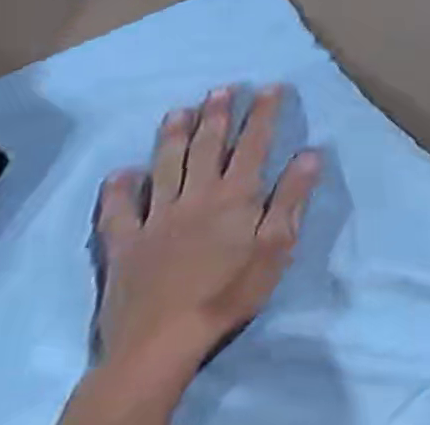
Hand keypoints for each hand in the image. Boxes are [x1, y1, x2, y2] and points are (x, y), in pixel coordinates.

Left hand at [60, 86, 319, 424]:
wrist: (162, 341)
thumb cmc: (232, 290)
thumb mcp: (277, 246)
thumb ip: (291, 197)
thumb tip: (310, 153)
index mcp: (236, 196)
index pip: (254, 144)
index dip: (263, 114)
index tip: (271, 88)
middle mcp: (195, 197)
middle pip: (207, 148)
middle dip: (217, 116)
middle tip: (222, 89)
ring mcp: (155, 220)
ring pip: (164, 168)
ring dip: (173, 137)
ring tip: (179, 111)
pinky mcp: (125, 245)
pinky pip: (118, 211)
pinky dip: (118, 189)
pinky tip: (120, 173)